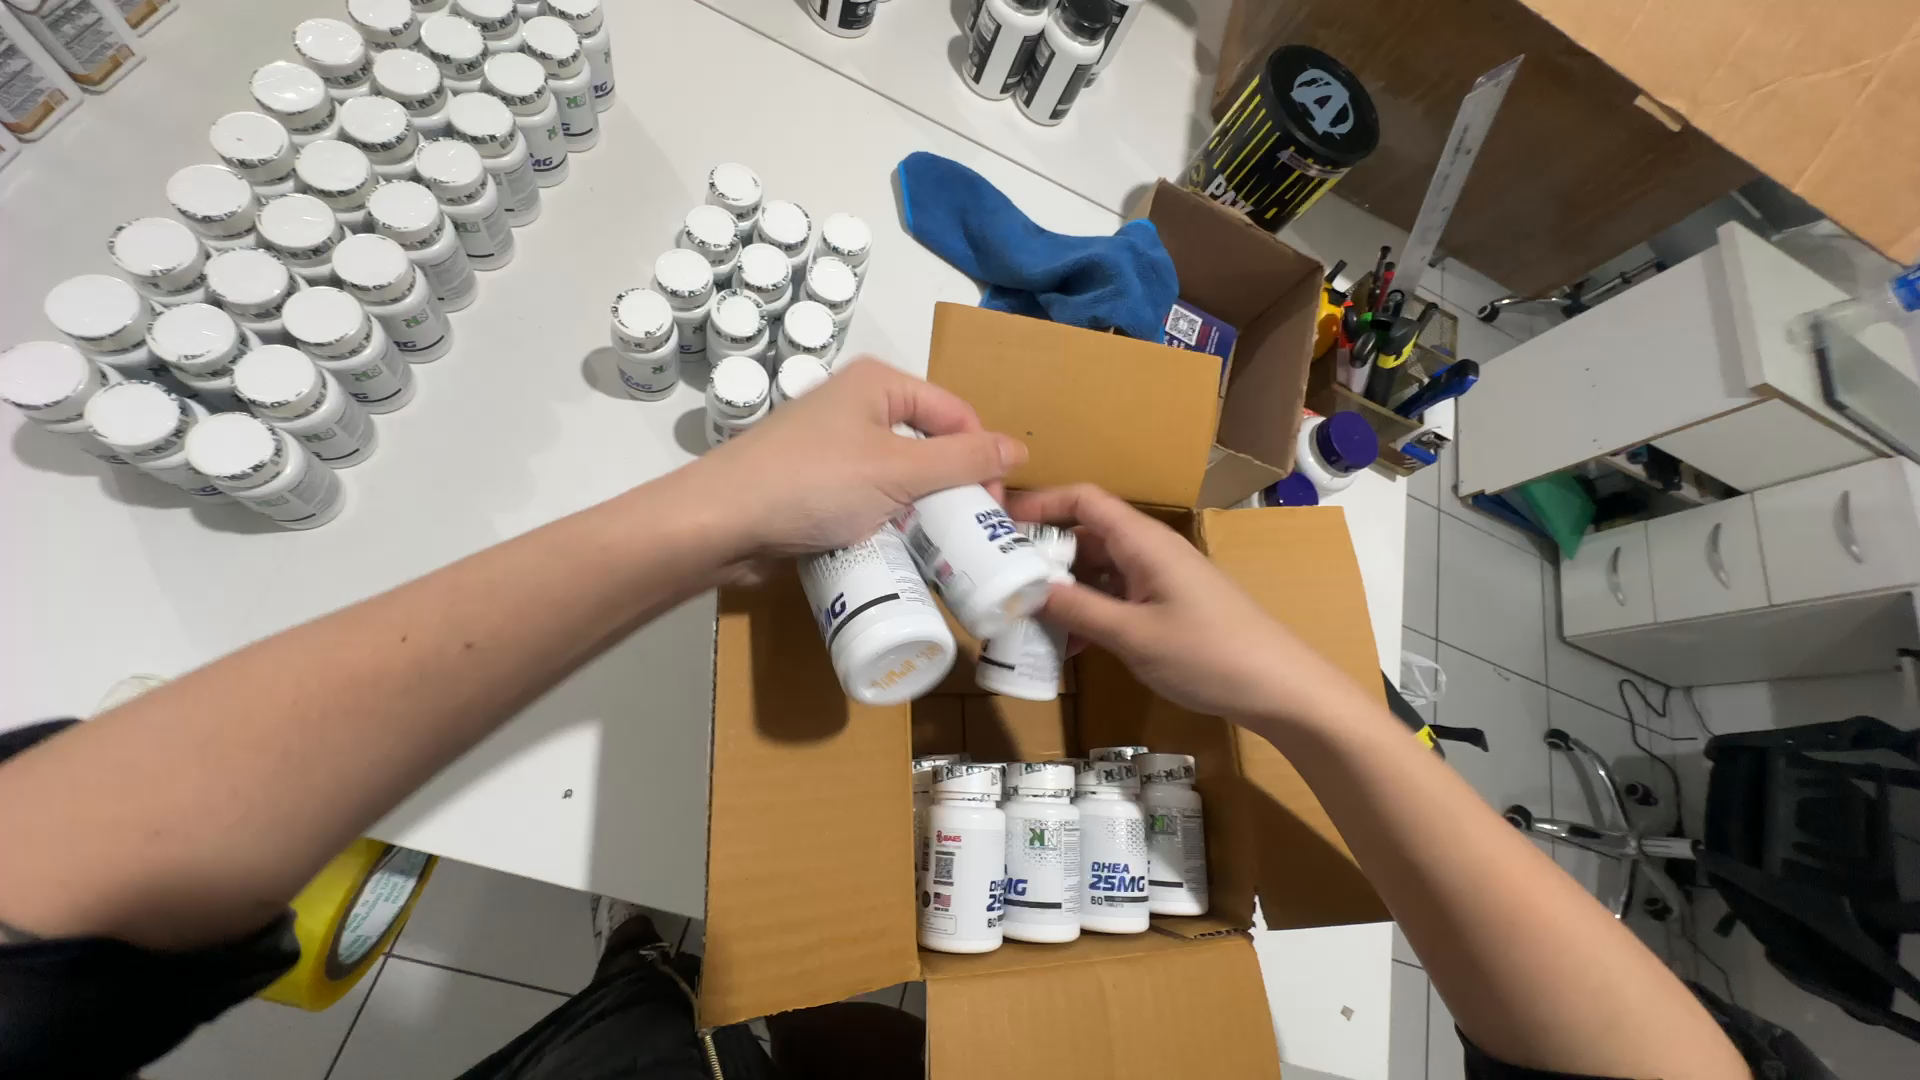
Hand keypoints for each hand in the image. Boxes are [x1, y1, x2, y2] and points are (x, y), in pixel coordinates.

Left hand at [693, 358, 1026, 560]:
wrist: (721, 524)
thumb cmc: (814, 484)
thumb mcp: (899, 469)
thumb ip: (963, 459)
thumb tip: (1019, 449)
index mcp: (879, 384)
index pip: (956, 414)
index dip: (981, 457)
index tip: (992, 509)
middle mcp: (858, 407)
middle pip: (930, 446)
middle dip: (953, 489)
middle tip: (969, 534)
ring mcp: (835, 448)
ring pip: (902, 478)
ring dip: (923, 511)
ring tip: (938, 547)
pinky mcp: (818, 486)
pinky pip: (872, 500)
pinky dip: (890, 522)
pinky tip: (898, 550)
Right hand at [1006, 484, 1356, 728]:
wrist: (1282, 688)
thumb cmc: (1209, 653)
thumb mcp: (1133, 634)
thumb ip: (1078, 610)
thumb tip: (1025, 590)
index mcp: (1143, 542)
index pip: (1084, 499)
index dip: (1040, 503)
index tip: (999, 522)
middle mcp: (1148, 551)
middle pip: (1086, 536)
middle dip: (1043, 554)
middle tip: (1000, 578)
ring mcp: (1159, 579)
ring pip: (1098, 570)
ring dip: (1064, 590)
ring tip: (1025, 616)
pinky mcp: (1166, 605)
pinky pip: (1116, 596)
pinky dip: (1089, 612)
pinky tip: (1068, 645)